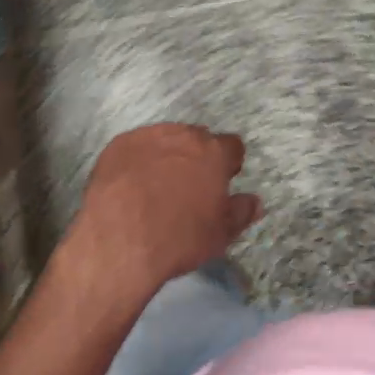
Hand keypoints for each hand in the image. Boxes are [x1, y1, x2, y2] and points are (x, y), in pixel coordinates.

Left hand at [68, 124, 263, 297]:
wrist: (121, 239)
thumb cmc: (179, 238)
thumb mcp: (220, 235)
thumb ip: (241, 213)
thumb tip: (255, 201)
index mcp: (213, 152)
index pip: (232, 146)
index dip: (228, 164)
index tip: (221, 182)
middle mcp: (183, 135)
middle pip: (197, 139)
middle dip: (197, 157)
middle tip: (188, 186)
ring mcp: (148, 136)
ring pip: (166, 139)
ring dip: (168, 155)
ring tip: (157, 185)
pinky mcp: (119, 144)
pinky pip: (136, 146)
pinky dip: (139, 160)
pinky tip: (131, 184)